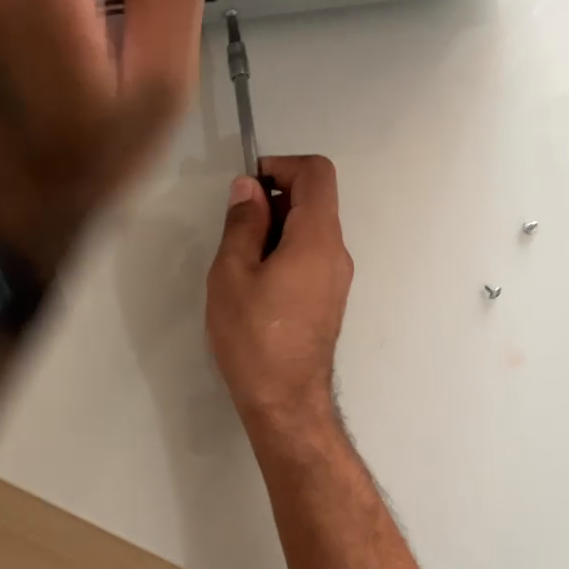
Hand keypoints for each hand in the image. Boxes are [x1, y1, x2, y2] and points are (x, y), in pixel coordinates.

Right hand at [206, 155, 354, 431]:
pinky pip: (310, 258)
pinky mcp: (328, 301)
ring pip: (311, 232)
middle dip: (273, 200)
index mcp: (317, 238)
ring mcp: (336, 280)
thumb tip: (248, 189)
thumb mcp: (232, 274)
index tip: (248, 185)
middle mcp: (336, 253)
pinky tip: (255, 285)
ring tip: (240, 262)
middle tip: (235, 229)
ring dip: (276, 230)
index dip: (282, 166)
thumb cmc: (254, 337)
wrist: (285, 402)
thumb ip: (242, 224)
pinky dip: (284, 253)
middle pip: (315, 201)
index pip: (316, 174)